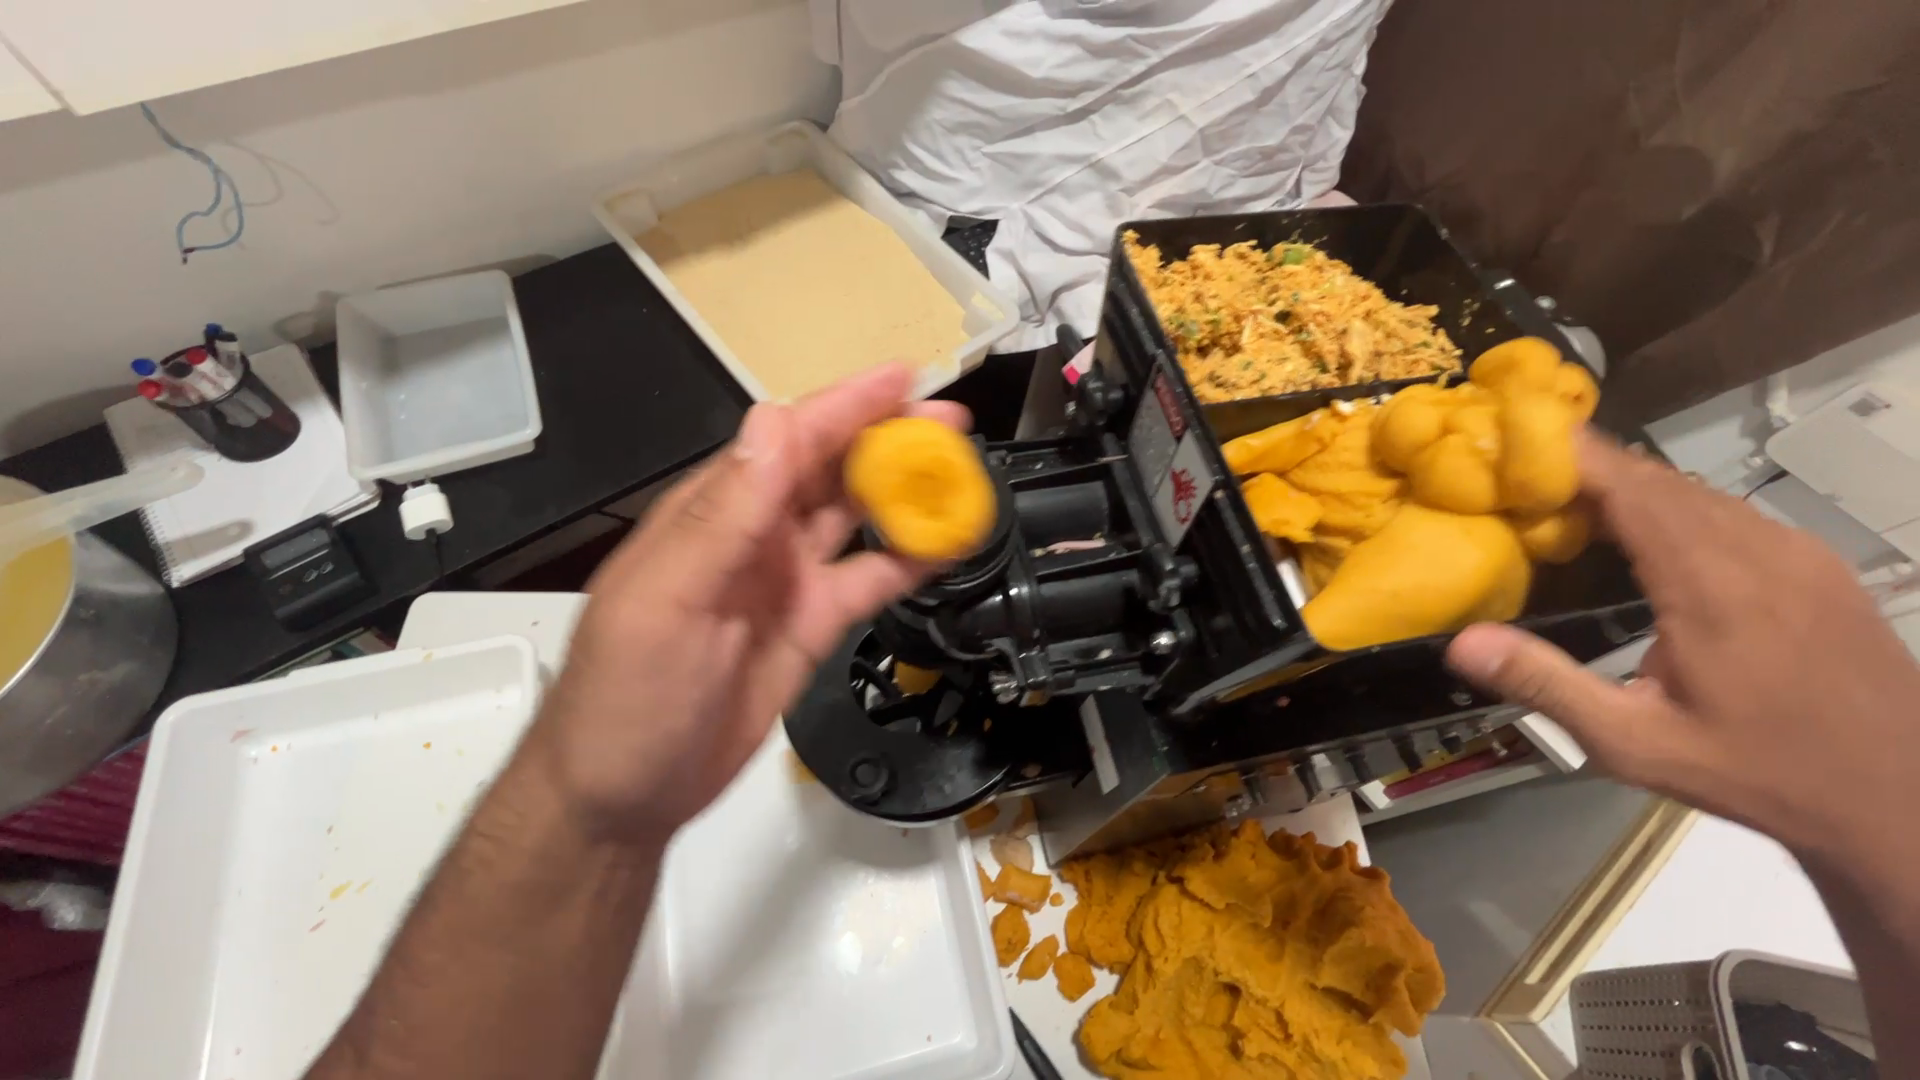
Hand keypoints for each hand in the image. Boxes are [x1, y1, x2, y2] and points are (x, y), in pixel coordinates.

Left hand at [528, 364, 968, 842]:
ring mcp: (787, 579)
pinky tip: (943, 546)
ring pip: (855, 518)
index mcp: (715, 514)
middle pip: (831, 470)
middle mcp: (755, 535)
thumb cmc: (624, 700)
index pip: (789, 442)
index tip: (902, 380)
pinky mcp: (812, 624)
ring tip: (959, 473)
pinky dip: (907, 560)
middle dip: (889, 438)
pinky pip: (868, 580)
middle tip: (949, 422)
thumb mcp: (665, 603)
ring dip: (904, 493)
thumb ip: (725, 517)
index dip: (847, 407)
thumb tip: (775, 423)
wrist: (626, 793)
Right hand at [1445, 431, 1919, 862]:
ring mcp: (1799, 555)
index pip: (1634, 489)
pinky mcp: (1818, 567)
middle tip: (1520, 469)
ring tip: (1566, 495)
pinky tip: (1643, 531)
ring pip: (1698, 491)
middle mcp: (1760, 553)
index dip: (1575, 457)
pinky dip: (1673, 504)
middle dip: (1589, 466)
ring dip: (1629, 484)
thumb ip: (1546, 685)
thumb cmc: (1757, 770)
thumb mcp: (1633, 742)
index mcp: (1712, 587)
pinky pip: (1732, 512)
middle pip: (1662, 480)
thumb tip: (1461, 641)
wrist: (1907, 801)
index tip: (1514, 440)